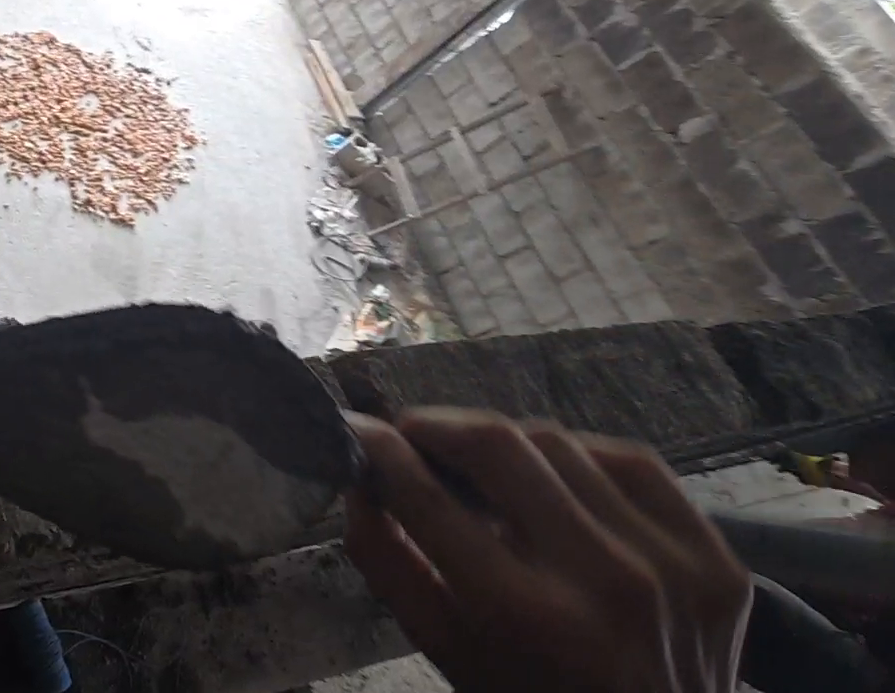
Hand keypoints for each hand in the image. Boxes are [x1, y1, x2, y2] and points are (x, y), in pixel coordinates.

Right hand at [344, 407, 751, 692]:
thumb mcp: (438, 643)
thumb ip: (383, 556)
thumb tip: (358, 476)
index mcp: (523, 613)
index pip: (427, 495)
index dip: (378, 448)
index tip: (354, 429)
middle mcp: (603, 580)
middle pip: (497, 444)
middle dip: (434, 425)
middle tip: (410, 436)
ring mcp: (671, 565)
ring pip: (556, 441)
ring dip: (500, 443)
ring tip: (480, 466)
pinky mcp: (716, 559)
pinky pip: (629, 461)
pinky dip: (575, 455)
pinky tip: (552, 478)